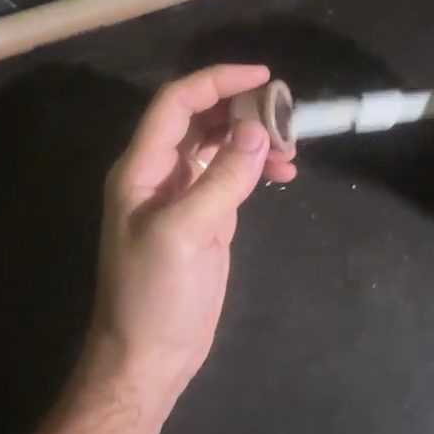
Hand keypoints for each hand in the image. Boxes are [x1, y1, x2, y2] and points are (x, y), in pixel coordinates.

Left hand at [86, 65, 297, 402]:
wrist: (147, 358)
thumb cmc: (153, 296)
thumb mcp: (184, 234)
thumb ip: (221, 180)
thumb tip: (257, 131)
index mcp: (142, 168)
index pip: (176, 104)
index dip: (215, 82)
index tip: (262, 76)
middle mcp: (161, 172)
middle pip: (200, 119)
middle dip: (241, 108)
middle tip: (286, 112)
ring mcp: (184, 194)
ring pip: (219, 144)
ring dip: (253, 137)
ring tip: (291, 145)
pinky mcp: (206, 217)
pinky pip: (232, 175)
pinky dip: (257, 166)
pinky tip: (284, 171)